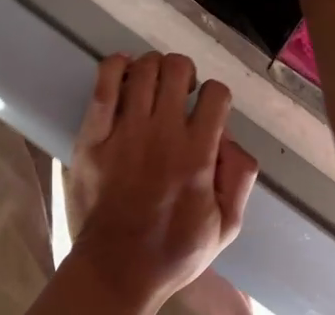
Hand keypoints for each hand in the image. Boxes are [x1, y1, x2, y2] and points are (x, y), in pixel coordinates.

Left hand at [64, 53, 257, 310]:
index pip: (216, 93)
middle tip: (179, 91)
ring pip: (144, 68)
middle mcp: (163, 133)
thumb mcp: (226, 226)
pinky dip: (115, 65)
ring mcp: (126, 130)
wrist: (117, 269)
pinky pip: (103, 82)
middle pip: (177, 68)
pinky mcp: (93, 134)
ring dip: (153, 68)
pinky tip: (123, 70)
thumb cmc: (173, 250)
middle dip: (184, 72)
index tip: (207, 110)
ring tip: (152, 85)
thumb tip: (232, 138)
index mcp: (197, 153)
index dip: (215, 96)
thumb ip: (240, 177)